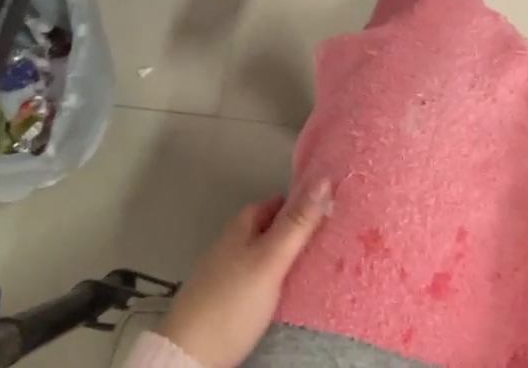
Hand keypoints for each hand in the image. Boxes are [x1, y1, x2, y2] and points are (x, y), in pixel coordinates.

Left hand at [157, 179, 331, 367]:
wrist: (191, 353)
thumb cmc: (233, 301)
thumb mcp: (270, 259)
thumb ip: (296, 223)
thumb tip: (323, 178)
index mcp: (243, 223)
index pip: (282, 201)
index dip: (307, 204)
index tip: (335, 214)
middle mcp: (236, 240)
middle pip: (276, 227)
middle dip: (302, 233)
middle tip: (333, 245)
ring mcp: (231, 268)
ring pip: (271, 253)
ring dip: (293, 257)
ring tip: (321, 267)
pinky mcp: (231, 295)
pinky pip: (264, 276)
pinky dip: (281, 279)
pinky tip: (293, 292)